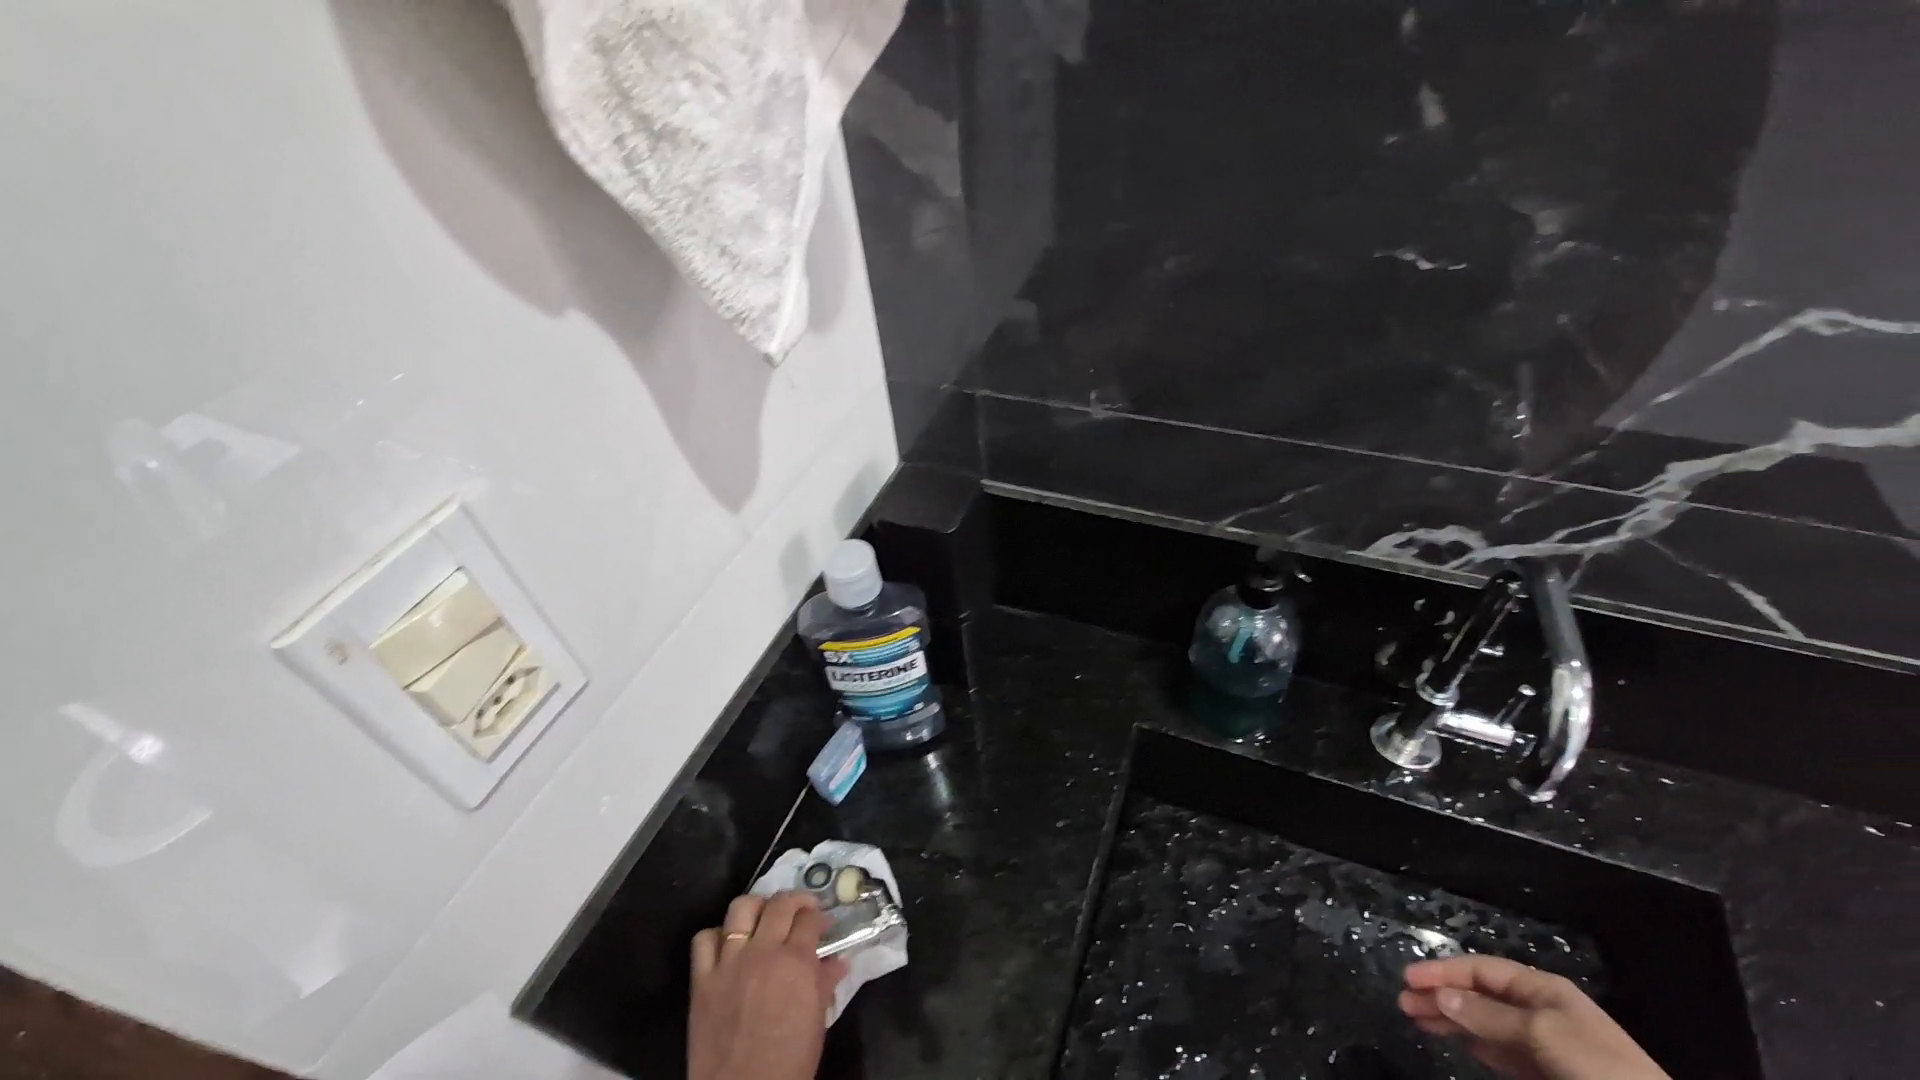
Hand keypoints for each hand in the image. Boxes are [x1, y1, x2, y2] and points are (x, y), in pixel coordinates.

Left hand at [689, 891, 848, 1079]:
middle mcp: (762, 952)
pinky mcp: (702, 979)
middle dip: (795, 901)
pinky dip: (717, 935)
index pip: (809, 919)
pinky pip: (704, 940)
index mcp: (795, 962)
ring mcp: (729, 962)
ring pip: (740, 909)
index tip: (823, 925)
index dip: (819, 917)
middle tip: (801, 912)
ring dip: (756, 907)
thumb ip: (825, 984)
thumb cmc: (789, 1062)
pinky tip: (728, 945)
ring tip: (764, 917)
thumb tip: (838, 962)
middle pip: (779, 904)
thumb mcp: (817, 1022)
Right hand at [1399, 955, 1668, 1079]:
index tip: (1407, 979)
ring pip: (1487, 1024)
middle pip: (1481, 995)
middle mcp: (1542, 1010)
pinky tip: (1459, 1045)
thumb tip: (1440, 995)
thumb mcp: (1541, 1034)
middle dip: (1442, 996)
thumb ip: (1488, 1016)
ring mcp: (1546, 1043)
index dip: (1444, 971)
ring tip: (1419, 1022)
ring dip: (1453, 1020)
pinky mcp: (1547, 1073)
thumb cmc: (1596, 1067)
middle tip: (1404, 1004)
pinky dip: (1478, 1046)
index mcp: (1544, 990)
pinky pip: (1503, 1051)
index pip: (1482, 970)